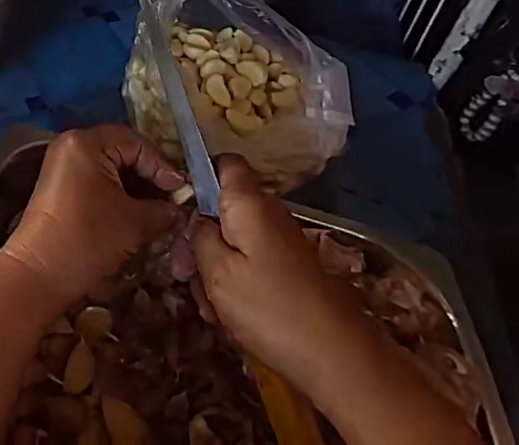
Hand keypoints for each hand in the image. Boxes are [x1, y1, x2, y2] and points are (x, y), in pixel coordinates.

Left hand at [0, 126, 186, 308]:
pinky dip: (117, 192)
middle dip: (150, 176)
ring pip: (110, 166)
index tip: (182, 192)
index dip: (162, 168)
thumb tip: (180, 208)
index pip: (137, 143)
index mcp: (87, 142)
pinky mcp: (59, 183)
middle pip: (123, 151)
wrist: (36, 276)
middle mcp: (72, 143)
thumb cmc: (86, 240)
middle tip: (172, 200)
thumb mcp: (133, 223)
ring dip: (135, 186)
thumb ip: (162, 210)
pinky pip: (96, 177)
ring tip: (157, 210)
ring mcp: (63, 163)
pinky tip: (134, 213)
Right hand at [184, 155, 383, 404]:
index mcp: (248, 202)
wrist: (338, 356)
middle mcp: (266, 212)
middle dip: (198, 239)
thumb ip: (200, 237)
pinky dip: (235, 284)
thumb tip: (198, 219)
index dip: (198, 176)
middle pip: (222, 209)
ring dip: (213, 269)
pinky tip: (228, 318)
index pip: (223, 162)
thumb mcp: (219, 273)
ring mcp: (279, 241)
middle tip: (182, 276)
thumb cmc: (270, 307)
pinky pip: (250, 263)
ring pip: (232, 241)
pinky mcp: (287, 268)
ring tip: (208, 309)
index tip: (179, 208)